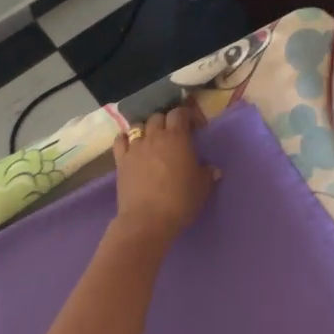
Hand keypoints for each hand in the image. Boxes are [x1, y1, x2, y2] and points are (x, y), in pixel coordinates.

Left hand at [111, 106, 218, 246]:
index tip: (195, 128)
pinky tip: (130, 145)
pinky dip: (126, 139)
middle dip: (166, 122)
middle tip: (174, 136)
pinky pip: (120, 140)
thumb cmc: (180, 201)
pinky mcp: (121, 161)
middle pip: (158, 117)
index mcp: (177, 138)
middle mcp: (154, 137)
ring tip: (152, 141)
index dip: (187, 116)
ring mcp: (135, 147)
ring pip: (138, 126)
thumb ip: (207, 175)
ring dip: (147, 130)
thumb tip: (213, 170)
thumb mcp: (202, 189)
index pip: (180, 113)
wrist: (148, 220)